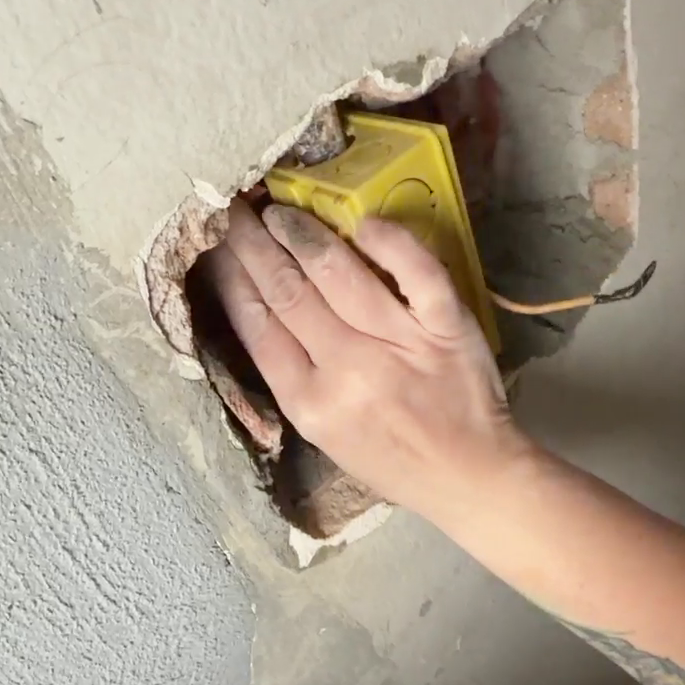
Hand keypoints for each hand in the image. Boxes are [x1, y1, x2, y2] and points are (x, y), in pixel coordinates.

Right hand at [204, 200, 534, 523]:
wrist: (466, 475)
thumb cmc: (391, 460)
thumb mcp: (325, 436)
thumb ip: (294, 379)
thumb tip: (261, 314)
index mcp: (310, 405)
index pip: (259, 328)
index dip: (234, 280)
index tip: (219, 248)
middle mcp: (348, 370)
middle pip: (289, 293)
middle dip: (255, 245)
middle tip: (235, 210)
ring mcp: (398, 343)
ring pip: (338, 273)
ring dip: (303, 234)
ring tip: (280, 210)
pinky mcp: (445, 325)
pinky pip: (414, 270)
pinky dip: (388, 241)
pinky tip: (361, 221)